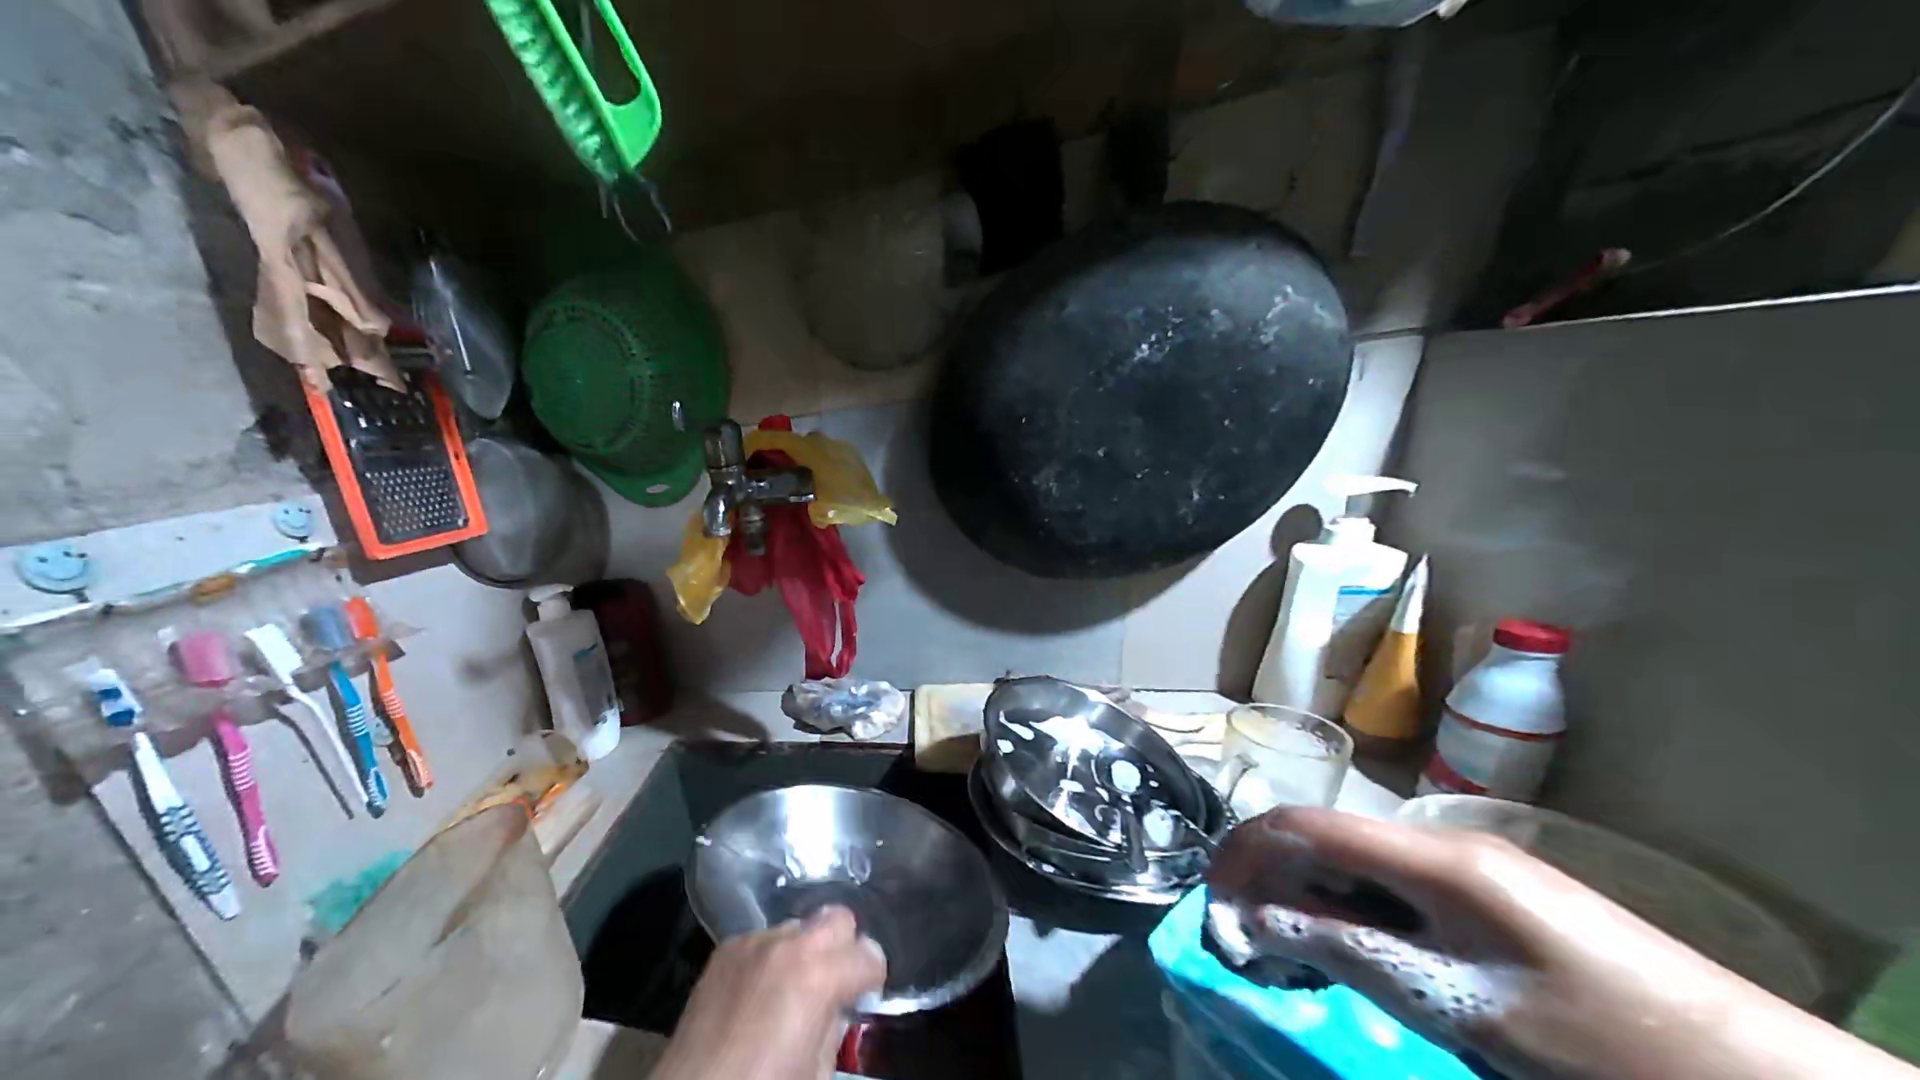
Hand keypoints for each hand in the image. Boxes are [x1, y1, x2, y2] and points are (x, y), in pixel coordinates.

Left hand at [650, 906, 886, 1079]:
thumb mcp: (817, 1070)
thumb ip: (836, 1026)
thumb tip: (839, 1007)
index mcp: (819, 975)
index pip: (870, 953)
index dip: (871, 979)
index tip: (862, 998)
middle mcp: (789, 944)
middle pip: (838, 917)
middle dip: (842, 947)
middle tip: (832, 984)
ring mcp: (754, 941)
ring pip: (799, 925)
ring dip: (804, 949)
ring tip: (789, 988)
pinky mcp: (725, 949)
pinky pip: (764, 938)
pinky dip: (770, 956)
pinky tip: (757, 991)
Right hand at [1208, 808, 1915, 1079]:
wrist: (1749, 1075)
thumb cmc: (1595, 1037)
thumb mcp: (1456, 1003)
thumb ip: (1348, 950)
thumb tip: (1255, 921)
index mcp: (1432, 857)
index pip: (1306, 825)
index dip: (1247, 851)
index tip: (1213, 896)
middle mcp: (1439, 846)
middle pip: (1326, 840)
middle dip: (1271, 877)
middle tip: (1243, 935)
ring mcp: (1464, 870)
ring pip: (1356, 867)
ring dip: (1310, 899)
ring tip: (1287, 949)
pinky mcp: (1484, 899)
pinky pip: (1393, 893)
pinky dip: (1353, 915)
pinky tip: (1350, 952)